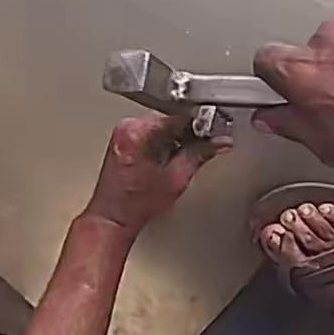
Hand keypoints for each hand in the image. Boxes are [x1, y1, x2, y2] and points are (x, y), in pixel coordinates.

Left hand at [82, 115, 229, 233]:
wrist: (113, 217)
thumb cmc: (136, 204)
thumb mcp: (177, 179)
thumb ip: (200, 154)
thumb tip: (219, 142)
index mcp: (139, 132)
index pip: (179, 118)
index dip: (201, 126)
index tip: (213, 134)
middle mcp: (128, 127)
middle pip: (170, 120)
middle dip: (188, 133)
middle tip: (200, 149)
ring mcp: (123, 131)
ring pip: (162, 125)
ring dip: (176, 138)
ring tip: (177, 159)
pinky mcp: (123, 138)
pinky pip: (151, 131)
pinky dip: (163, 142)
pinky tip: (165, 160)